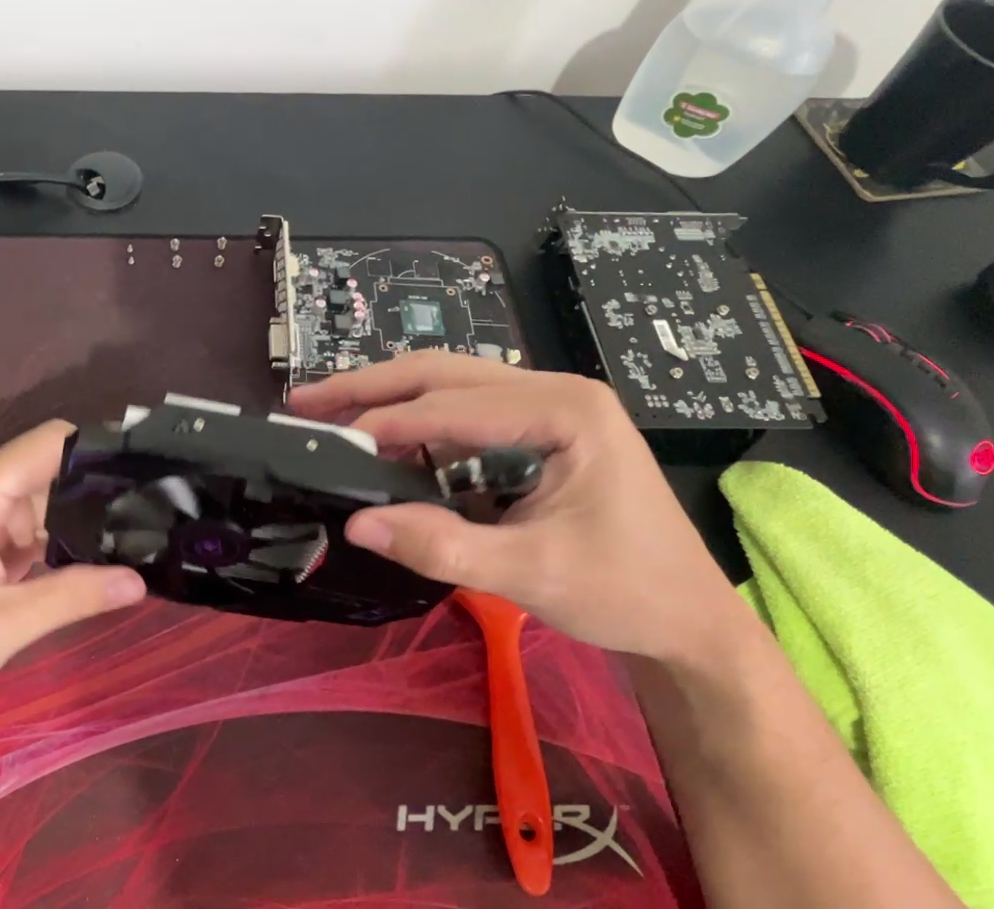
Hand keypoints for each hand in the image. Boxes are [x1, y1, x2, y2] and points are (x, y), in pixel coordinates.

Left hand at [0, 421, 147, 820]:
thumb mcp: (3, 625)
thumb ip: (74, 595)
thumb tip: (139, 580)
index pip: (46, 446)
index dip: (97, 450)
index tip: (150, 470)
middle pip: (49, 475)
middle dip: (97, 494)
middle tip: (157, 517)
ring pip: (41, 507)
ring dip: (80, 524)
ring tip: (141, 538)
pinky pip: (25, 533)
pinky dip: (56, 546)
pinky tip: (100, 560)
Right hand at [289, 353, 746, 664]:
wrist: (689, 620)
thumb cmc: (626, 592)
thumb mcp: (531, 574)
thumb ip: (443, 547)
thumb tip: (357, 523)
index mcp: (566, 409)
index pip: (452, 405)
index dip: (384, 423)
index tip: (326, 444)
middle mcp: (555, 391)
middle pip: (443, 373)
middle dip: (370, 387)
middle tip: (305, 403)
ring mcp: (547, 407)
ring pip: (447, 386)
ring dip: (386, 400)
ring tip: (327, 413)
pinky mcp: (536, 431)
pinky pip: (461, 414)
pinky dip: (413, 426)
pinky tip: (378, 442)